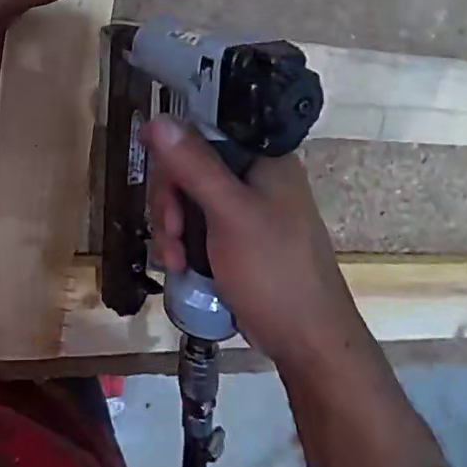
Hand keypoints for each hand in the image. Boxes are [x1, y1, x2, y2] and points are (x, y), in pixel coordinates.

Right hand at [145, 116, 370, 372]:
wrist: (308, 345)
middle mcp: (255, 176)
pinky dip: (183, 243)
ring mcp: (247, 209)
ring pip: (188, 198)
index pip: (204, 132)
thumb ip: (194, 167)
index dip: (174, 152)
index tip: (158, 181)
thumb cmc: (275, 273)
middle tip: (171, 235)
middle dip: (171, 204)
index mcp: (263, 159)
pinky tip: (182, 266)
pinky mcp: (237, 237)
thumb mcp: (230, 215)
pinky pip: (197, 224)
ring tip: (176, 260)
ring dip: (172, 228)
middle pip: (189, 167)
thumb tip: (158, 121)